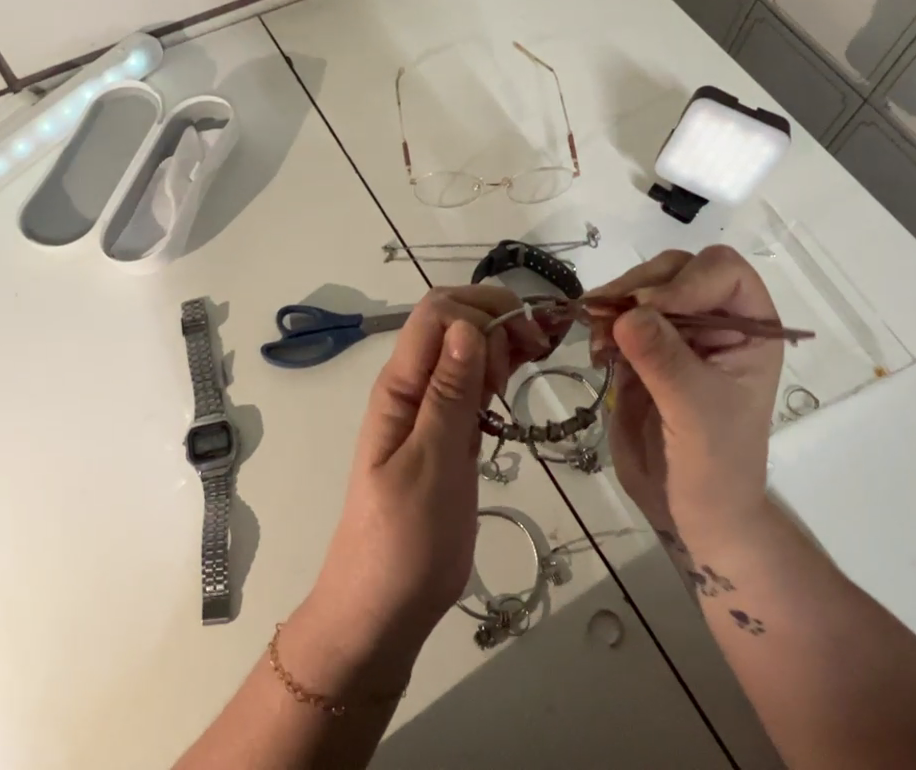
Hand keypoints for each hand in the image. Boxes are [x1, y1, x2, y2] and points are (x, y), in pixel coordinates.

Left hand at [289, 287, 547, 685]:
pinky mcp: (449, 434)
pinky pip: (473, 385)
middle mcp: (413, 387)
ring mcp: (432, 410)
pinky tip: (516, 386)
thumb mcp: (429, 465)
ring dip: (501, 345)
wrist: (385, 605)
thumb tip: (467, 326)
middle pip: (454, 322)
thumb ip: (448, 395)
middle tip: (530, 359)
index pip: (437, 312)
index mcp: (399, 387)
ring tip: (530, 368)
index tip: (522, 342)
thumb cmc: (403, 541)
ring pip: (466, 351)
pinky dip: (498, 375)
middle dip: (497, 321)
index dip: (482, 310)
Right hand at [591, 246, 783, 549]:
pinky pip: (618, 319)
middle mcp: (715, 322)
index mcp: (749, 328)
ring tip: (597, 338)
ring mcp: (677, 336)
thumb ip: (664, 359)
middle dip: (640, 286)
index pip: (723, 272)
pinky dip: (601, 325)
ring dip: (614, 303)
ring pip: (642, 289)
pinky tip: (595, 351)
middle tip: (607, 313)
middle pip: (676, 270)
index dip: (686, 280)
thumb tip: (625, 313)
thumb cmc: (716, 464)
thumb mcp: (696, 410)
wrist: (694, 510)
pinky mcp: (642, 353)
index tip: (649, 308)